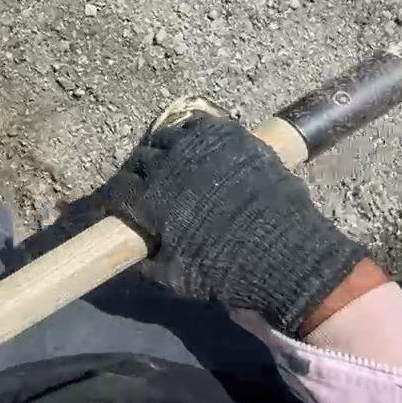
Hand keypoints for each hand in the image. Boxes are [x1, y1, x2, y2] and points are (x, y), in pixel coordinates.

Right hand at [98, 112, 369, 333]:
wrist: (287, 255)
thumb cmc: (227, 271)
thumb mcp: (176, 278)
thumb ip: (148, 261)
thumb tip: (136, 251)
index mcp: (149, 200)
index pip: (116, 189)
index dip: (114, 198)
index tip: (119, 206)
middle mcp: (166, 167)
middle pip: (138, 160)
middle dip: (138, 174)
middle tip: (149, 187)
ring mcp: (198, 147)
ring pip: (164, 136)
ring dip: (163, 150)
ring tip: (174, 164)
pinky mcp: (228, 136)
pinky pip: (199, 124)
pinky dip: (193, 135)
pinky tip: (199, 149)